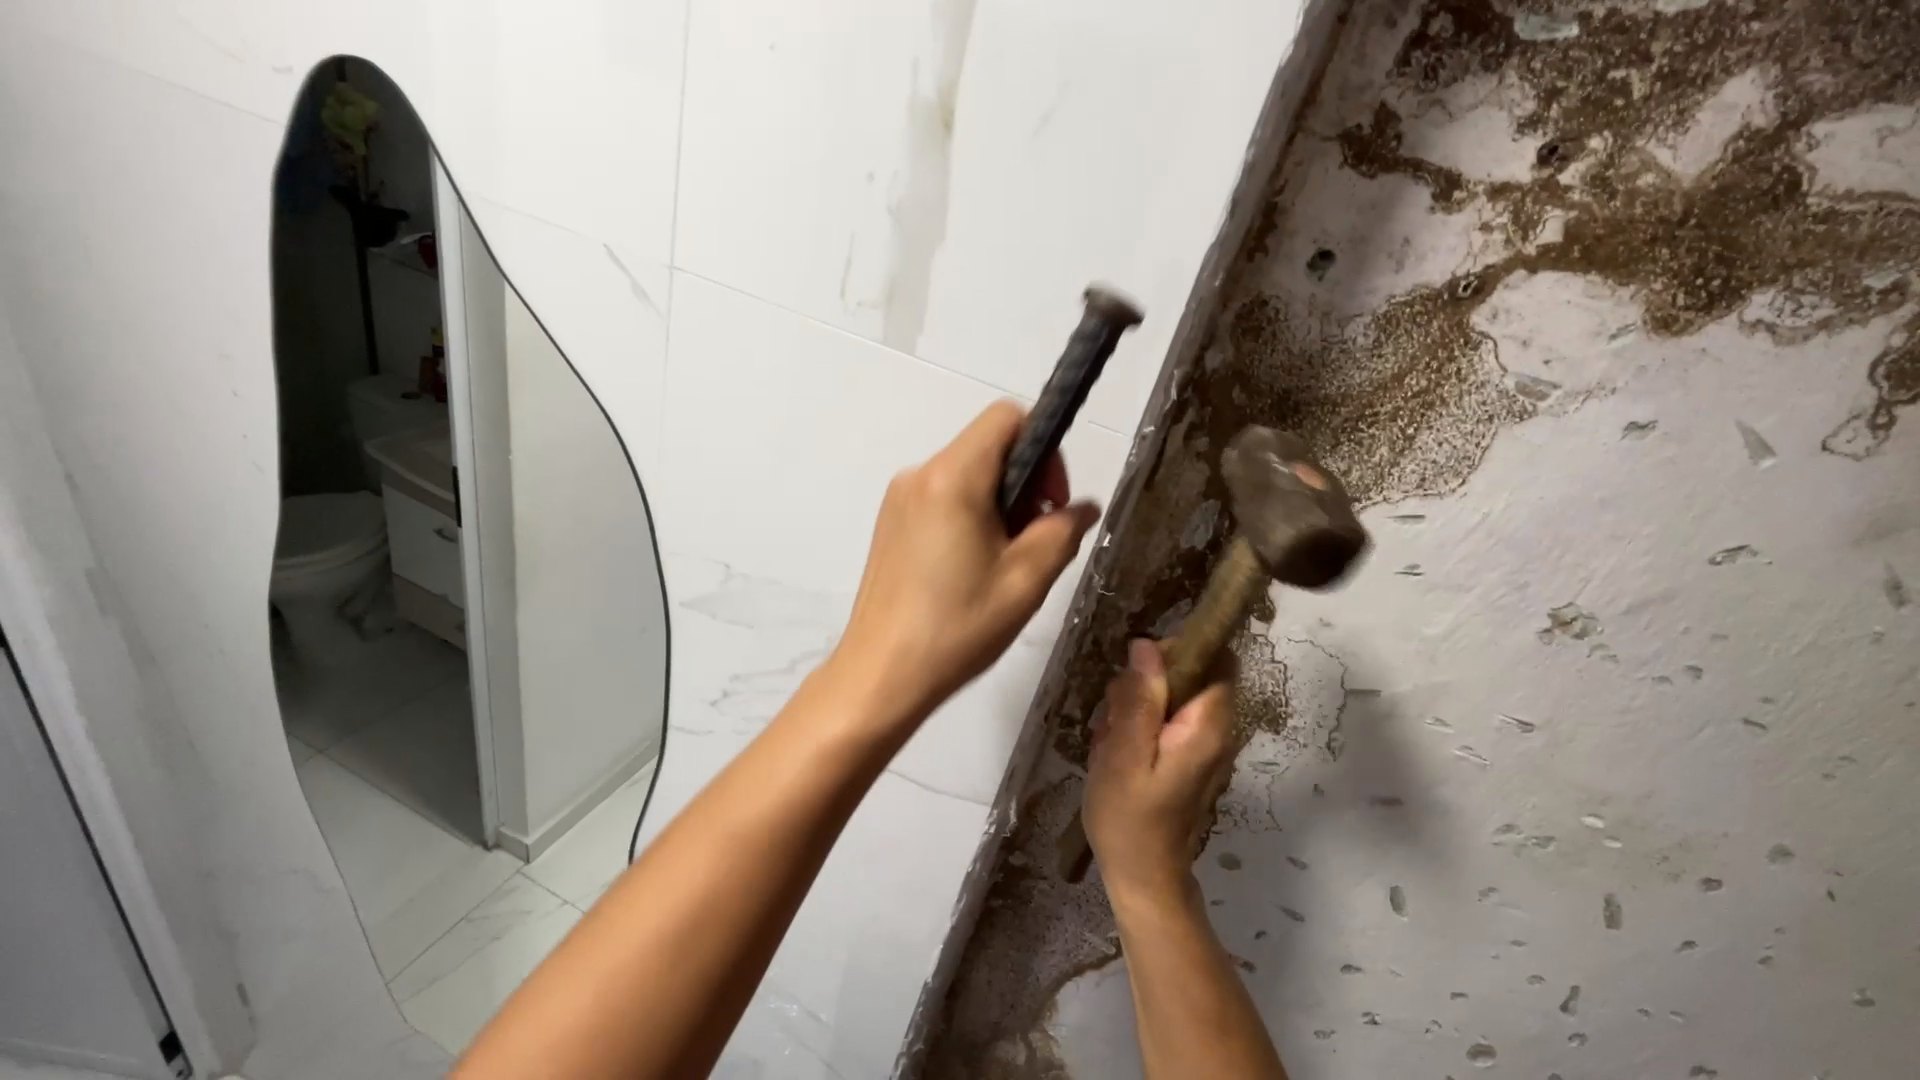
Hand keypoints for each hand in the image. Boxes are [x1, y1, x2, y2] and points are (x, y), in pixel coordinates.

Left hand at [831, 401, 1100, 727]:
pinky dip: (970, 519)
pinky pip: (943, 499)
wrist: (879, 676)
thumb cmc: (956, 628)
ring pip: (967, 476)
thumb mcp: (1026, 582)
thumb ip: (1063, 532)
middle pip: (988, 447)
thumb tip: (1083, 507)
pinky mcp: (890, 525)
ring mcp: (899, 500)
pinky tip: (974, 571)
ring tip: (1006, 566)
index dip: (1045, 448)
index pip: (1009, 417)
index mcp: (952, 477)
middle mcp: (920, 475)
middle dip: (1025, 484)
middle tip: (1036, 543)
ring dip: (999, 506)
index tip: (1051, 503)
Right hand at [1084, 639, 1238, 908]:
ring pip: (1174, 698)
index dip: (1177, 651)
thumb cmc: (1129, 819)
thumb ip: (1138, 699)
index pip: (1215, 659)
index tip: (1137, 672)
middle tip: (1114, 716)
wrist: (1144, 878)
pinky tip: (1118, 753)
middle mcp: (1219, 732)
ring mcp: (1207, 747)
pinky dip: (1141, 729)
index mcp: (1208, 727)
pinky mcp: (1192, 760)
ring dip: (1137, 707)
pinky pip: (1168, 723)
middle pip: (1192, 675)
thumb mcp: (1122, 755)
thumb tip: (1147, 646)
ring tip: (1111, 740)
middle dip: (1147, 682)